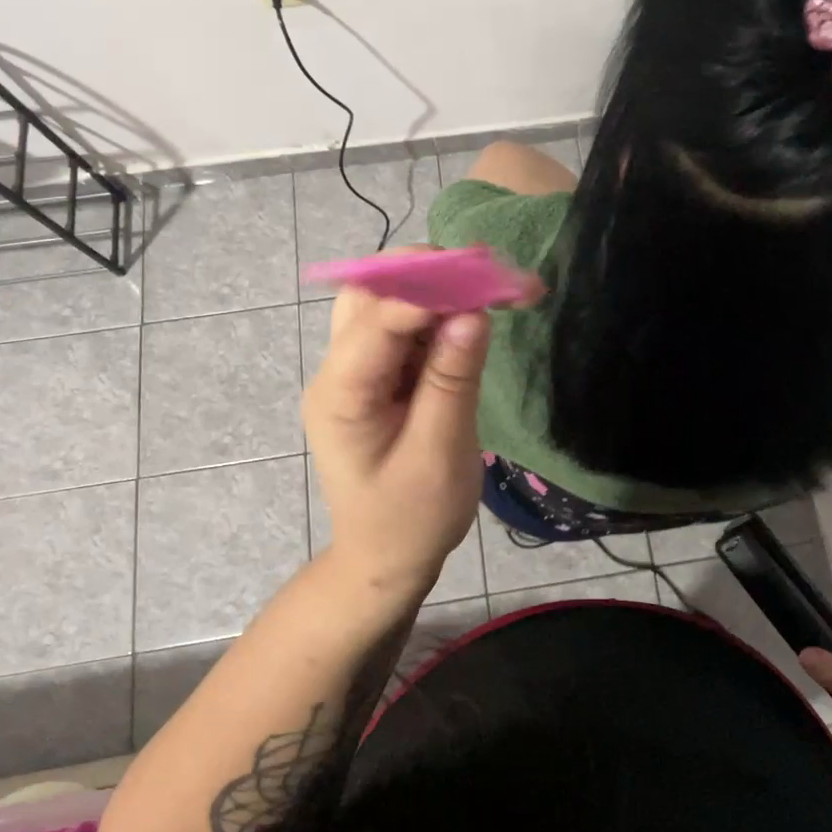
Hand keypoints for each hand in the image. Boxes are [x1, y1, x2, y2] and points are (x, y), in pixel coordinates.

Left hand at [302, 286, 489, 592]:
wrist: (387, 558)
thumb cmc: (411, 519)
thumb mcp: (439, 456)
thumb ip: (452, 382)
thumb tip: (473, 313)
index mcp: (341, 394)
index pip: (378, 319)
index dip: (430, 291)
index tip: (488, 280)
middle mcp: (340, 371)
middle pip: (371, 293)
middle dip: (429, 273)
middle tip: (489, 274)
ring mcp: (357, 371)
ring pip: (388, 302)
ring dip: (438, 288)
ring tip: (492, 287)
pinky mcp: (379, 376)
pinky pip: (406, 328)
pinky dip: (441, 313)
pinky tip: (478, 312)